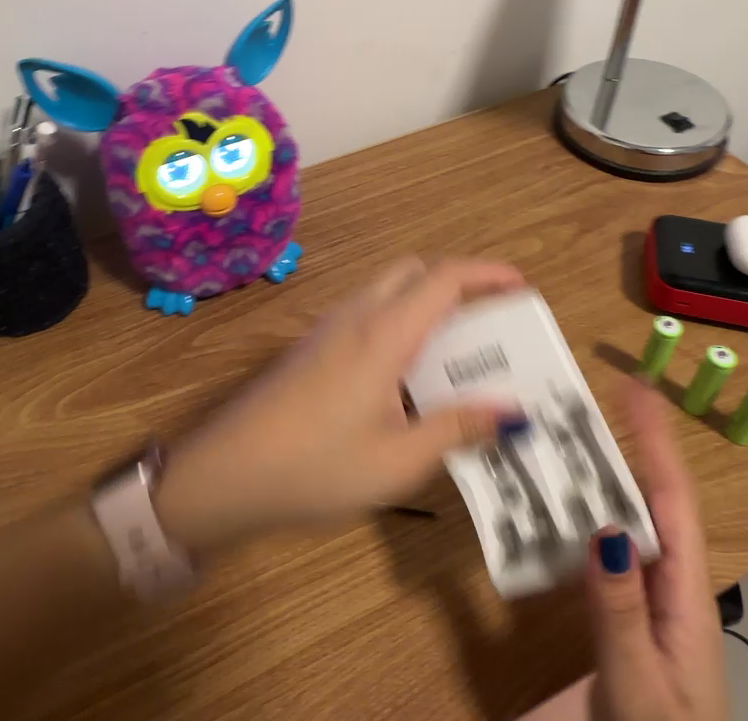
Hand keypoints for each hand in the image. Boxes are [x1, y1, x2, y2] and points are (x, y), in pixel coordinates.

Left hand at [155, 257, 526, 553]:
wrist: (224, 474)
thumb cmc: (315, 469)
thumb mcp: (397, 460)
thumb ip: (455, 428)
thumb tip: (512, 411)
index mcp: (382, 335)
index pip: (443, 279)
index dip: (487, 274)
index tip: (522, 288)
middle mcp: (354, 318)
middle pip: (412, 272)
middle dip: (457, 283)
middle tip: (490, 322)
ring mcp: (326, 330)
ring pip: (385, 291)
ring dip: (425, 304)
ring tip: (456, 352)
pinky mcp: (310, 349)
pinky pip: (366, 315)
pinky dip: (399, 323)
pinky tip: (406, 377)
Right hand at [586, 378, 727, 720]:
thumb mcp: (641, 682)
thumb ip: (620, 611)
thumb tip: (605, 527)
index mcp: (685, 597)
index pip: (674, 503)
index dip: (657, 442)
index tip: (637, 389)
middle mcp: (665, 587)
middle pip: (645, 503)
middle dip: (619, 449)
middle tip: (575, 408)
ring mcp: (639, 603)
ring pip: (616, 527)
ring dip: (588, 484)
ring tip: (552, 447)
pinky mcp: (614, 620)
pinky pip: (592, 559)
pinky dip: (568, 527)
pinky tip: (540, 516)